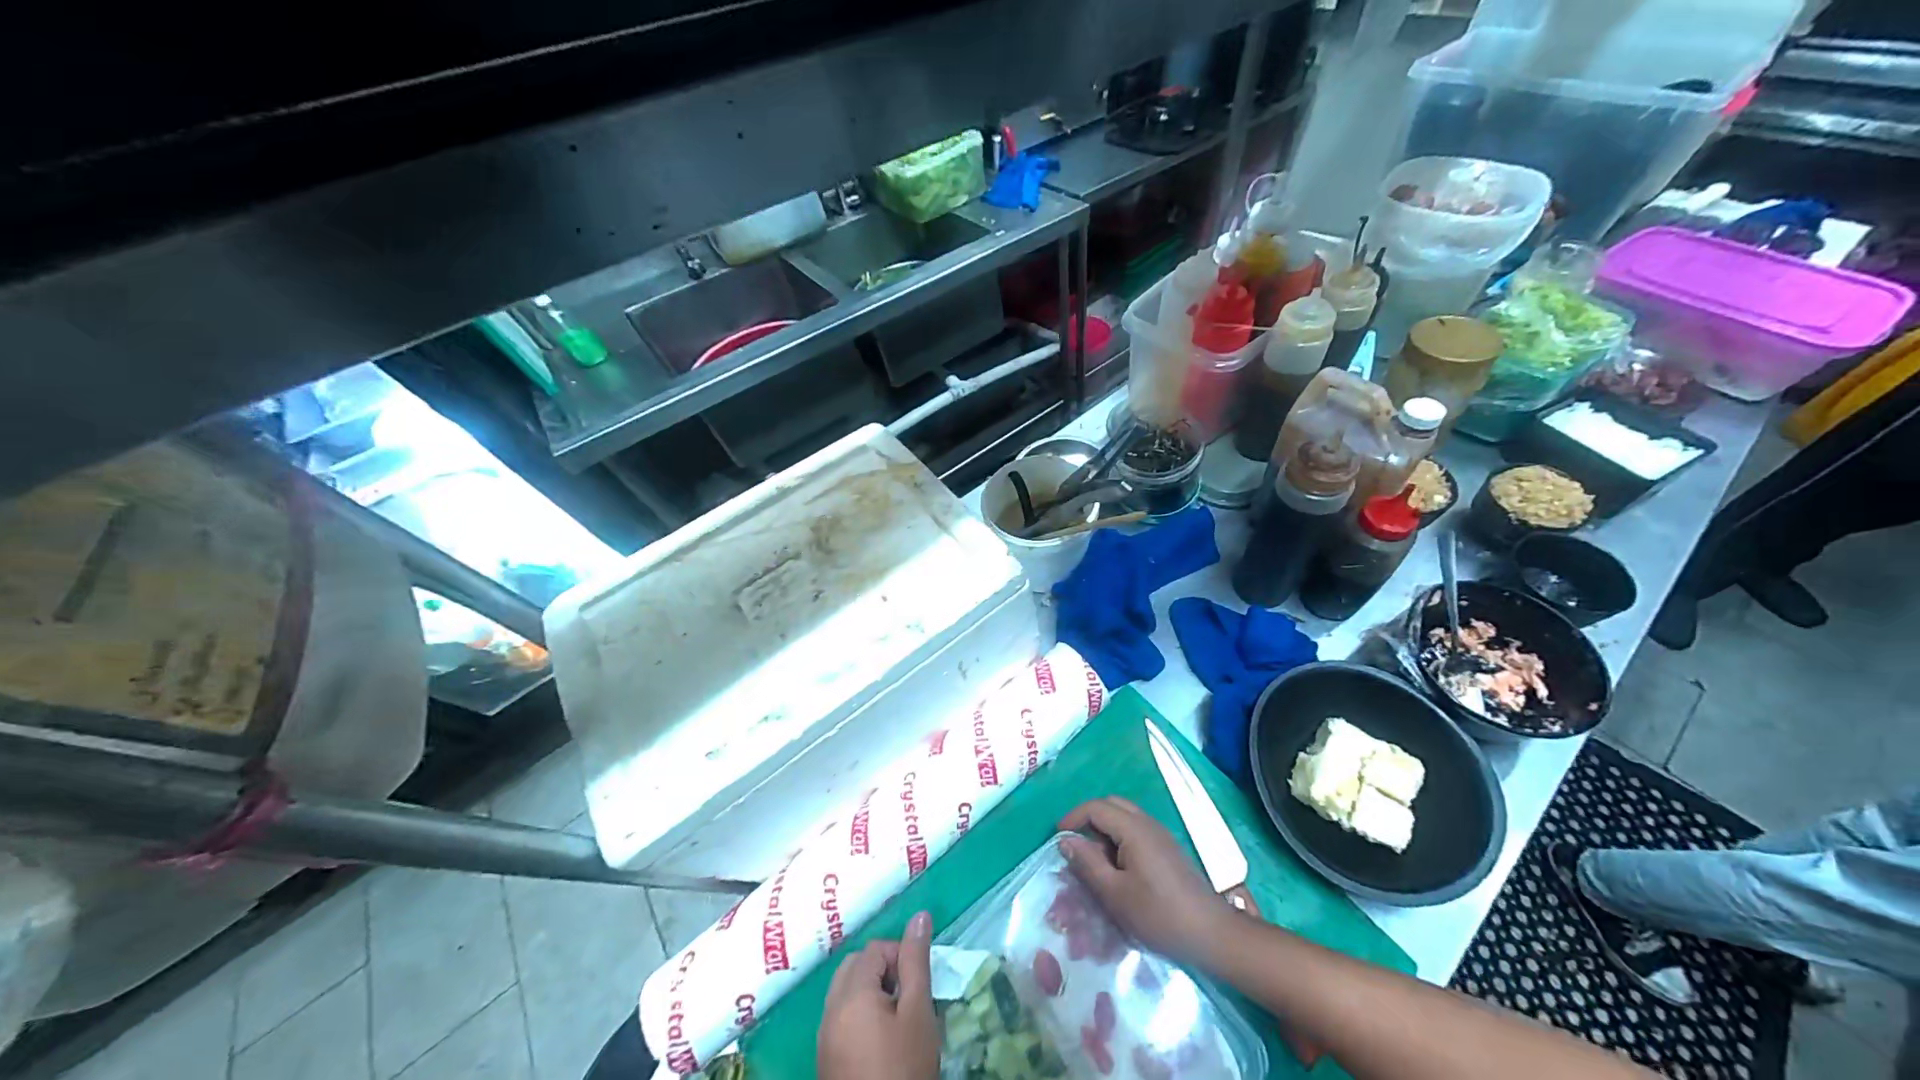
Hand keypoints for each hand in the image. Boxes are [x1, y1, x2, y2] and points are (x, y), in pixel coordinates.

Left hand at [818, 911, 938, 1079]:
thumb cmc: (904, 1068)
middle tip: (908, 1000)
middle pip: (855, 966)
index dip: (901, 958)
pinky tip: (881, 1040)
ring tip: (897, 1019)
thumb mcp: (918, 1013)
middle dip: (883, 971)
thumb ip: (916, 961)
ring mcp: (824, 1035)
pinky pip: (840, 1017)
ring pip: (845, 991)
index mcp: (851, 993)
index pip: (875, 949)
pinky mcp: (825, 1057)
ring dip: (870, 992)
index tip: (918, 987)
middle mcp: (830, 1008)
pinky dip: (859, 1014)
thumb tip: (920, 916)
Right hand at [1057, 796, 1235, 966]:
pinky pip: (1137, 831)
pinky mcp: (1168, 850)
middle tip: (1075, 845)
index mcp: (1134, 829)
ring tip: (1094, 861)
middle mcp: (1148, 824)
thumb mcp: (1115, 894)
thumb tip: (1066, 840)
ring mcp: (1161, 835)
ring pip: (1125, 818)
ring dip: (1105, 831)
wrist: (1211, 933)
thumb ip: (1088, 863)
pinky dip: (1119, 840)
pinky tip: (1117, 870)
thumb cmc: (1159, 915)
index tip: (1058, 838)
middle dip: (1089, 820)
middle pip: (1112, 805)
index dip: (1073, 818)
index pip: (1096, 807)